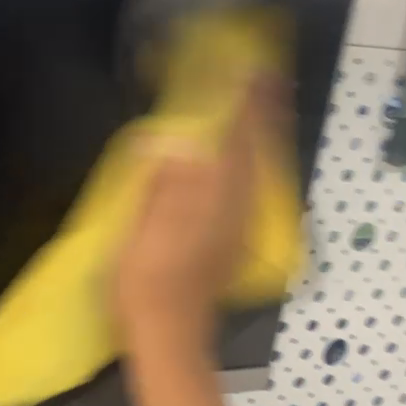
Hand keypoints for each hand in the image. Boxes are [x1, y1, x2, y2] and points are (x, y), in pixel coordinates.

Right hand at [113, 76, 285, 347]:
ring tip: (265, 96)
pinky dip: (258, 155)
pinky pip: (255, 181)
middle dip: (259, 109)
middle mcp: (234, 207)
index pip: (230, 140)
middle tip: (264, 72)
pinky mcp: (235, 233)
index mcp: (208, 201)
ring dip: (263, 129)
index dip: (235, 103)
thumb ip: (158, 186)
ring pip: (260, 164)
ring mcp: (239, 222)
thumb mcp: (140, 233)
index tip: (241, 68)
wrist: (169, 337)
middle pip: (254, 149)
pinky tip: (251, 148)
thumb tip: (166, 141)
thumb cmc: (144, 283)